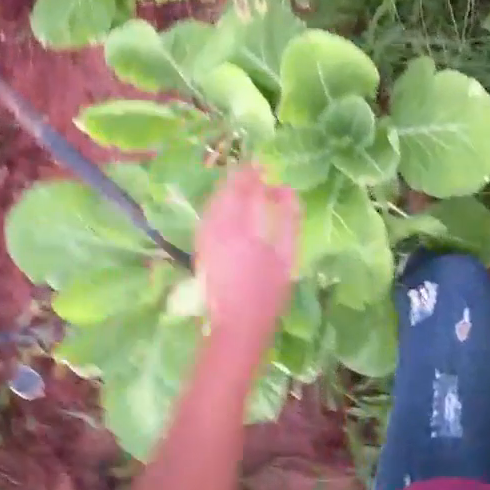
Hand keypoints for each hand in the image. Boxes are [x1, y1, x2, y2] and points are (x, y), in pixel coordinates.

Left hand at [194, 166, 299, 354]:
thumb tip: (287, 190)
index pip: (246, 187)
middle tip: (259, 171)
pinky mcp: (200, 244)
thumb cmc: (267, 293)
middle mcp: (218, 226)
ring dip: (231, 188)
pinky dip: (222, 202)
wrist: (236, 325)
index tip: (269, 164)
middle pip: (226, 189)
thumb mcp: (286, 256)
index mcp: (241, 227)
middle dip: (242, 176)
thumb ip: (289, 219)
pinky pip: (210, 212)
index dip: (257, 171)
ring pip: (215, 198)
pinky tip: (234, 205)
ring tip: (249, 185)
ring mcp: (205, 235)